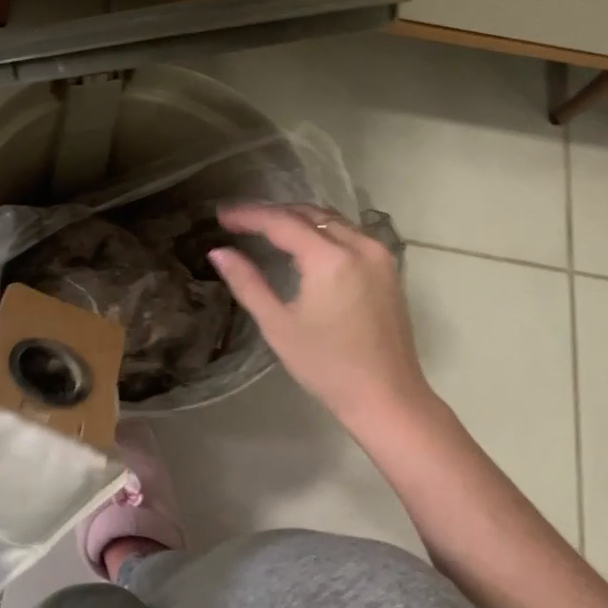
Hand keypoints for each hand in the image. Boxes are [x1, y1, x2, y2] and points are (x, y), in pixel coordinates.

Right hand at [208, 204, 430, 421]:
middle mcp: (360, 246)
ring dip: (298, 219)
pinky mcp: (388, 269)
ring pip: (332, 221)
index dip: (249, 216)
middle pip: (310, 214)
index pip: (282, 222)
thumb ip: (247, 283)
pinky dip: (320, 231)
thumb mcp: (278, 325)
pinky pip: (349, 235)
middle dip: (272, 212)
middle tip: (239, 220)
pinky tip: (301, 244)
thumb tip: (219, 252)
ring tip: (264, 228)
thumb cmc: (325, 365)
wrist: (386, 395)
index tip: (221, 216)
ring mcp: (379, 256)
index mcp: (330, 259)